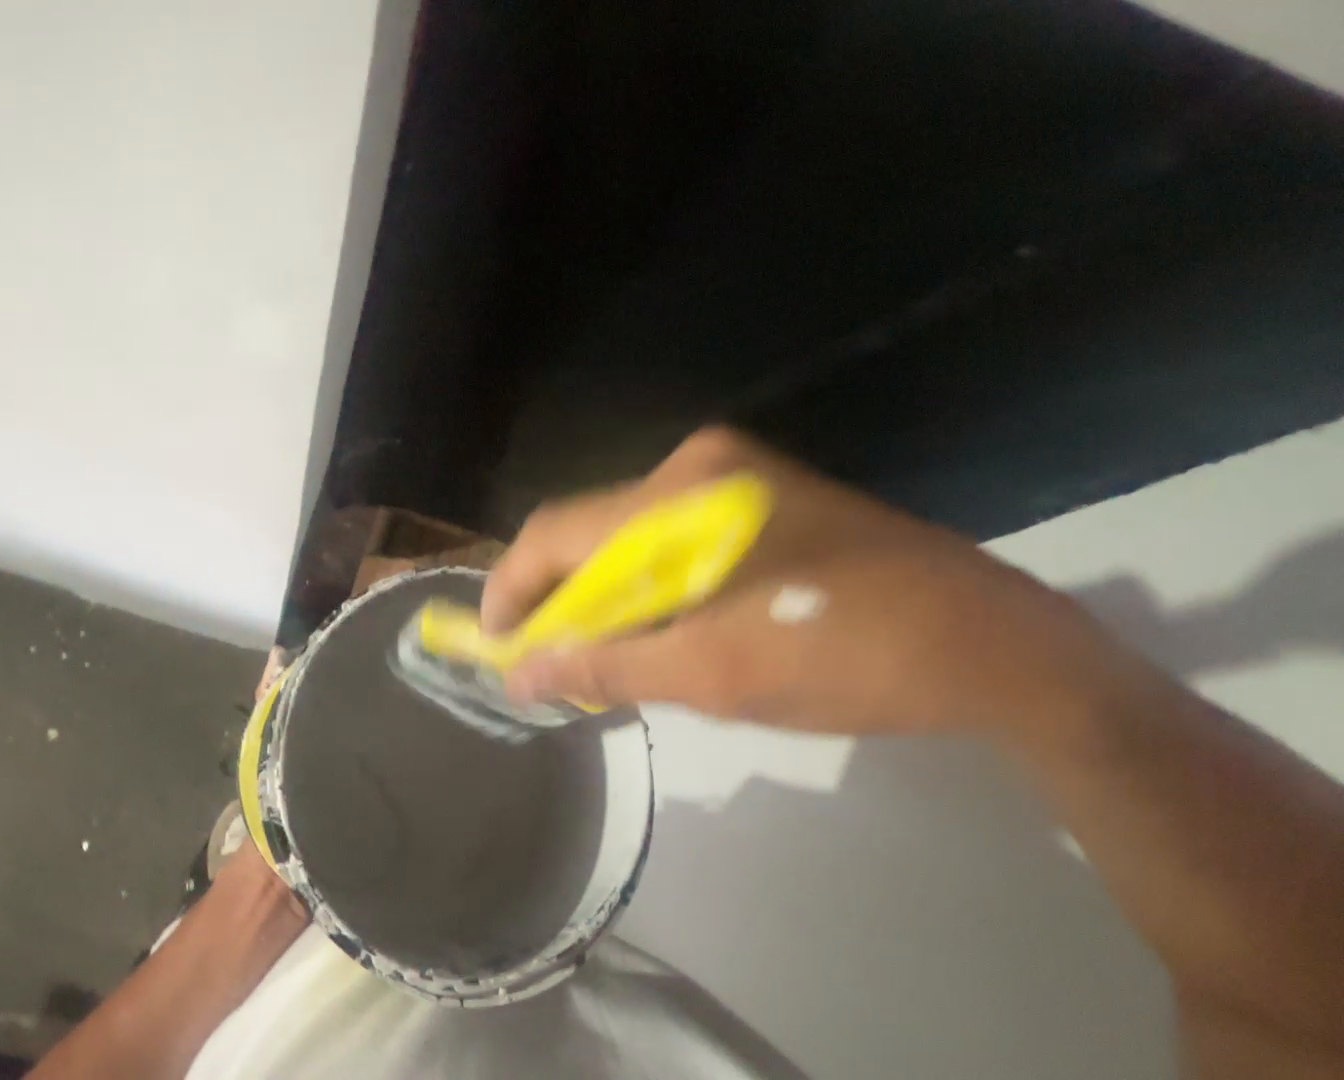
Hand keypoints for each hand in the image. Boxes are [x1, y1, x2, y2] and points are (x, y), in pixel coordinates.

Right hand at [486, 428, 1148, 737]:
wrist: (993, 646)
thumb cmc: (843, 658)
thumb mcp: (711, 675)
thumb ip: (603, 669)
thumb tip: (517, 675)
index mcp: (679, 495)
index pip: (555, 532)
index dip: (511, 589)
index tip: (495, 646)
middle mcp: (696, 464)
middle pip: (589, 529)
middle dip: (559, 598)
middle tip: (549, 663)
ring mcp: (735, 473)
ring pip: (628, 534)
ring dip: (605, 595)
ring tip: (606, 657)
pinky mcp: (762, 493)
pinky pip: (671, 534)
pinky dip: (648, 583)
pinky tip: (663, 629)